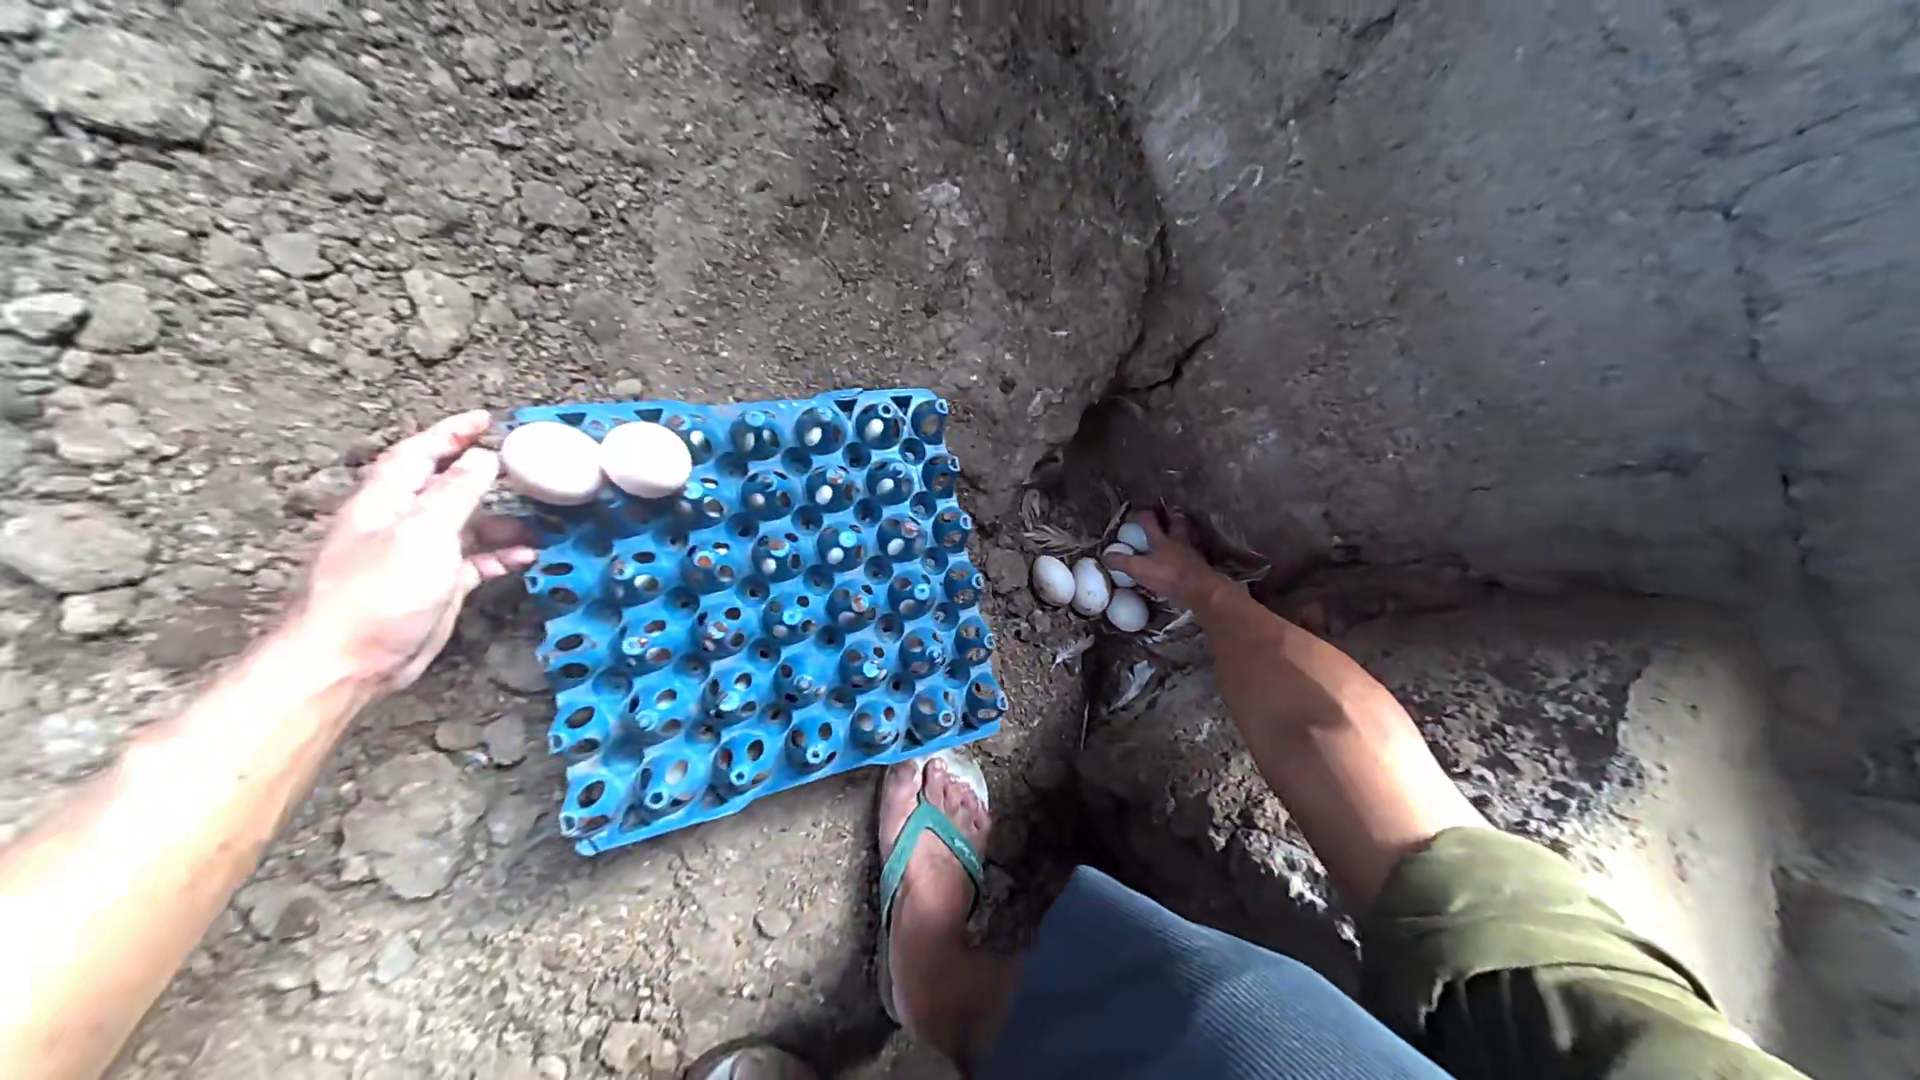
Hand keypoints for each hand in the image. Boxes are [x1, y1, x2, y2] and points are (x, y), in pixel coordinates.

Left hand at [286, 411, 537, 690]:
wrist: (350, 660)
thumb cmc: (378, 593)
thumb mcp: (422, 532)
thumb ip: (455, 492)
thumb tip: (484, 459)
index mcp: (386, 501)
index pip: (419, 453)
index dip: (451, 433)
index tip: (486, 420)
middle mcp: (401, 522)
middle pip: (445, 486)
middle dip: (482, 473)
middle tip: (521, 466)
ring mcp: (419, 555)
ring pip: (467, 524)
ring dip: (501, 520)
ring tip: (538, 520)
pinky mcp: (435, 584)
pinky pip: (476, 559)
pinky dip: (502, 554)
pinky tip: (526, 555)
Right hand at [1104, 511, 1228, 608]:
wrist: (1200, 591)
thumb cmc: (1168, 576)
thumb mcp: (1139, 569)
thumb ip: (1121, 562)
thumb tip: (1105, 555)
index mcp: (1162, 540)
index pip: (1149, 521)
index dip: (1141, 515)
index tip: (1135, 513)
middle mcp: (1178, 542)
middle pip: (1176, 523)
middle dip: (1171, 517)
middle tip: (1168, 513)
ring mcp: (1191, 554)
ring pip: (1187, 538)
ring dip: (1182, 534)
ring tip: (1177, 535)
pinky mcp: (1200, 568)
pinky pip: (1193, 556)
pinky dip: (1188, 554)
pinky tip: (1185, 559)